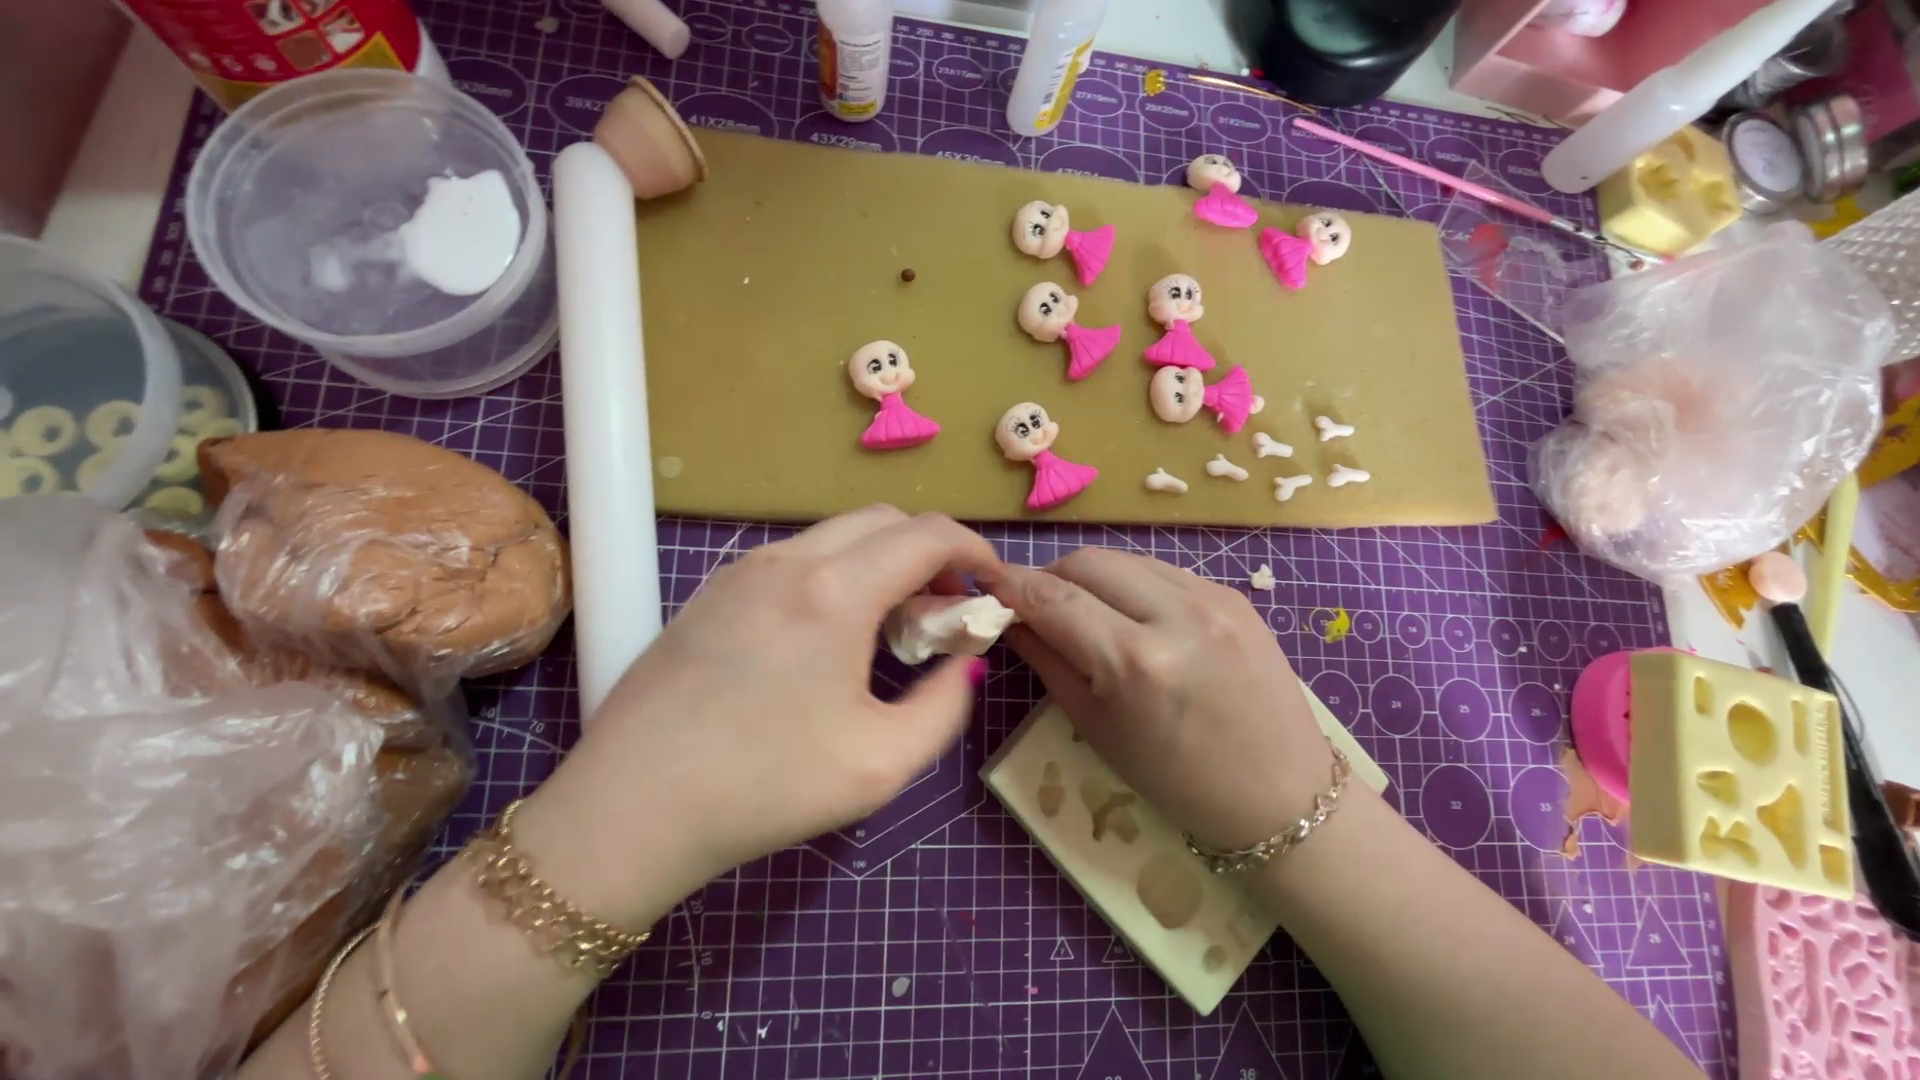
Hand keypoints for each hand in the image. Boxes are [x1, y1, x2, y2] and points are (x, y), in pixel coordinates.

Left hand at [520, 506, 1000, 920]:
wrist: (631, 808)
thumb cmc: (765, 789)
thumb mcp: (882, 763)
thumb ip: (944, 705)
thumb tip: (961, 664)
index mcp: (835, 592)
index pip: (928, 534)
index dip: (975, 550)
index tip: (993, 586)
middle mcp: (787, 560)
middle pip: (884, 521)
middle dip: (930, 552)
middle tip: (945, 611)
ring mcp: (741, 570)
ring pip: (836, 535)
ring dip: (881, 563)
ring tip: (891, 627)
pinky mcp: (711, 591)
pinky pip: (795, 559)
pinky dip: (836, 574)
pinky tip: (830, 636)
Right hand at [984, 550, 1332, 851]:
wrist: (1281, 795)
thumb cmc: (1177, 781)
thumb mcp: (1096, 729)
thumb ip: (1048, 662)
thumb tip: (1011, 620)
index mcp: (1135, 662)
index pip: (1052, 599)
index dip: (1009, 584)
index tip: (984, 580)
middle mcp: (1175, 614)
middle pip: (1086, 562)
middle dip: (1049, 577)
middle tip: (1034, 606)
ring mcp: (1213, 597)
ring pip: (1124, 558)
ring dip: (1090, 578)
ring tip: (1083, 613)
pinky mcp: (1235, 594)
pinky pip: (1162, 571)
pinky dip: (1131, 584)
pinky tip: (1131, 616)